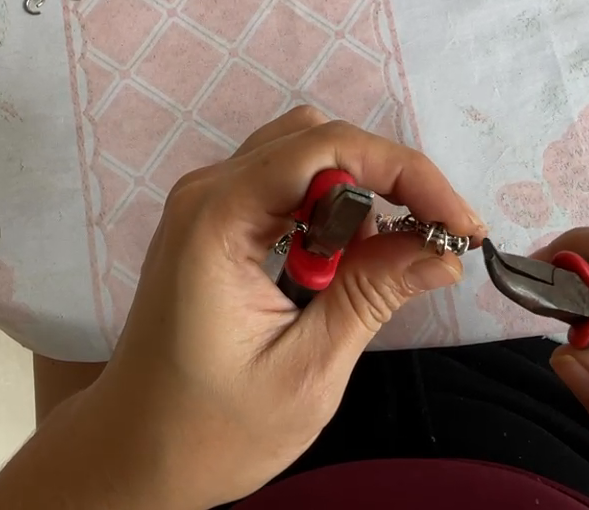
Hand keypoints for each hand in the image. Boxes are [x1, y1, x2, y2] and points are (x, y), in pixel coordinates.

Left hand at [0, 107, 482, 509]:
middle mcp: (209, 188)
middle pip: (316, 137)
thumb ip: (372, 295)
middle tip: (433, 236)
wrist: (129, 451)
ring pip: (303, 150)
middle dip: (387, 177)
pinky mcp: (215, 215)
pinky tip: (345, 256)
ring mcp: (207, 198)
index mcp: (219, 218)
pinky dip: (330, 203)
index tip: (459, 222)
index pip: (326, 148)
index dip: (403, 172)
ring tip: (389, 253)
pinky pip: (285, 179)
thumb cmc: (209, 430)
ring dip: (359, 188)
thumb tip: (442, 249)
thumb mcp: (306, 371)